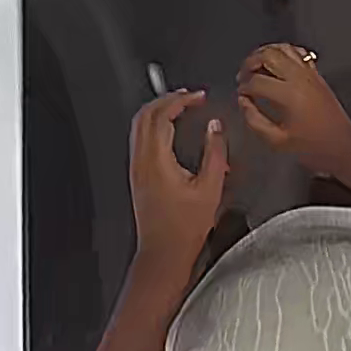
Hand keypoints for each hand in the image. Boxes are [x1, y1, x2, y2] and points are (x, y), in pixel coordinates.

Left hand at [129, 90, 227, 279]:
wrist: (163, 254)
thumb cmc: (184, 228)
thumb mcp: (211, 187)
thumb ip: (214, 152)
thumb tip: (215, 128)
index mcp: (156, 161)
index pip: (161, 116)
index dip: (180, 100)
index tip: (197, 97)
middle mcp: (141, 162)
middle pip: (144, 115)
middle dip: (166, 99)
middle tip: (188, 95)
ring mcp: (136, 169)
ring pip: (138, 125)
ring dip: (159, 110)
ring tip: (181, 106)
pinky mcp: (138, 175)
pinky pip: (140, 138)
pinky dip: (154, 124)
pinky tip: (171, 128)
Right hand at [236, 44, 350, 176]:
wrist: (342, 146)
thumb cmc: (311, 147)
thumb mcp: (277, 141)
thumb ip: (254, 120)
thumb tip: (243, 101)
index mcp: (288, 95)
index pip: (257, 81)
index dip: (243, 86)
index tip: (240, 94)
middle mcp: (299, 78)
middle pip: (269, 55)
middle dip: (250, 62)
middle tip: (242, 75)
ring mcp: (309, 73)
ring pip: (283, 49)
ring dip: (266, 53)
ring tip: (255, 65)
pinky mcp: (317, 74)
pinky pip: (298, 52)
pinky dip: (284, 51)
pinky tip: (276, 61)